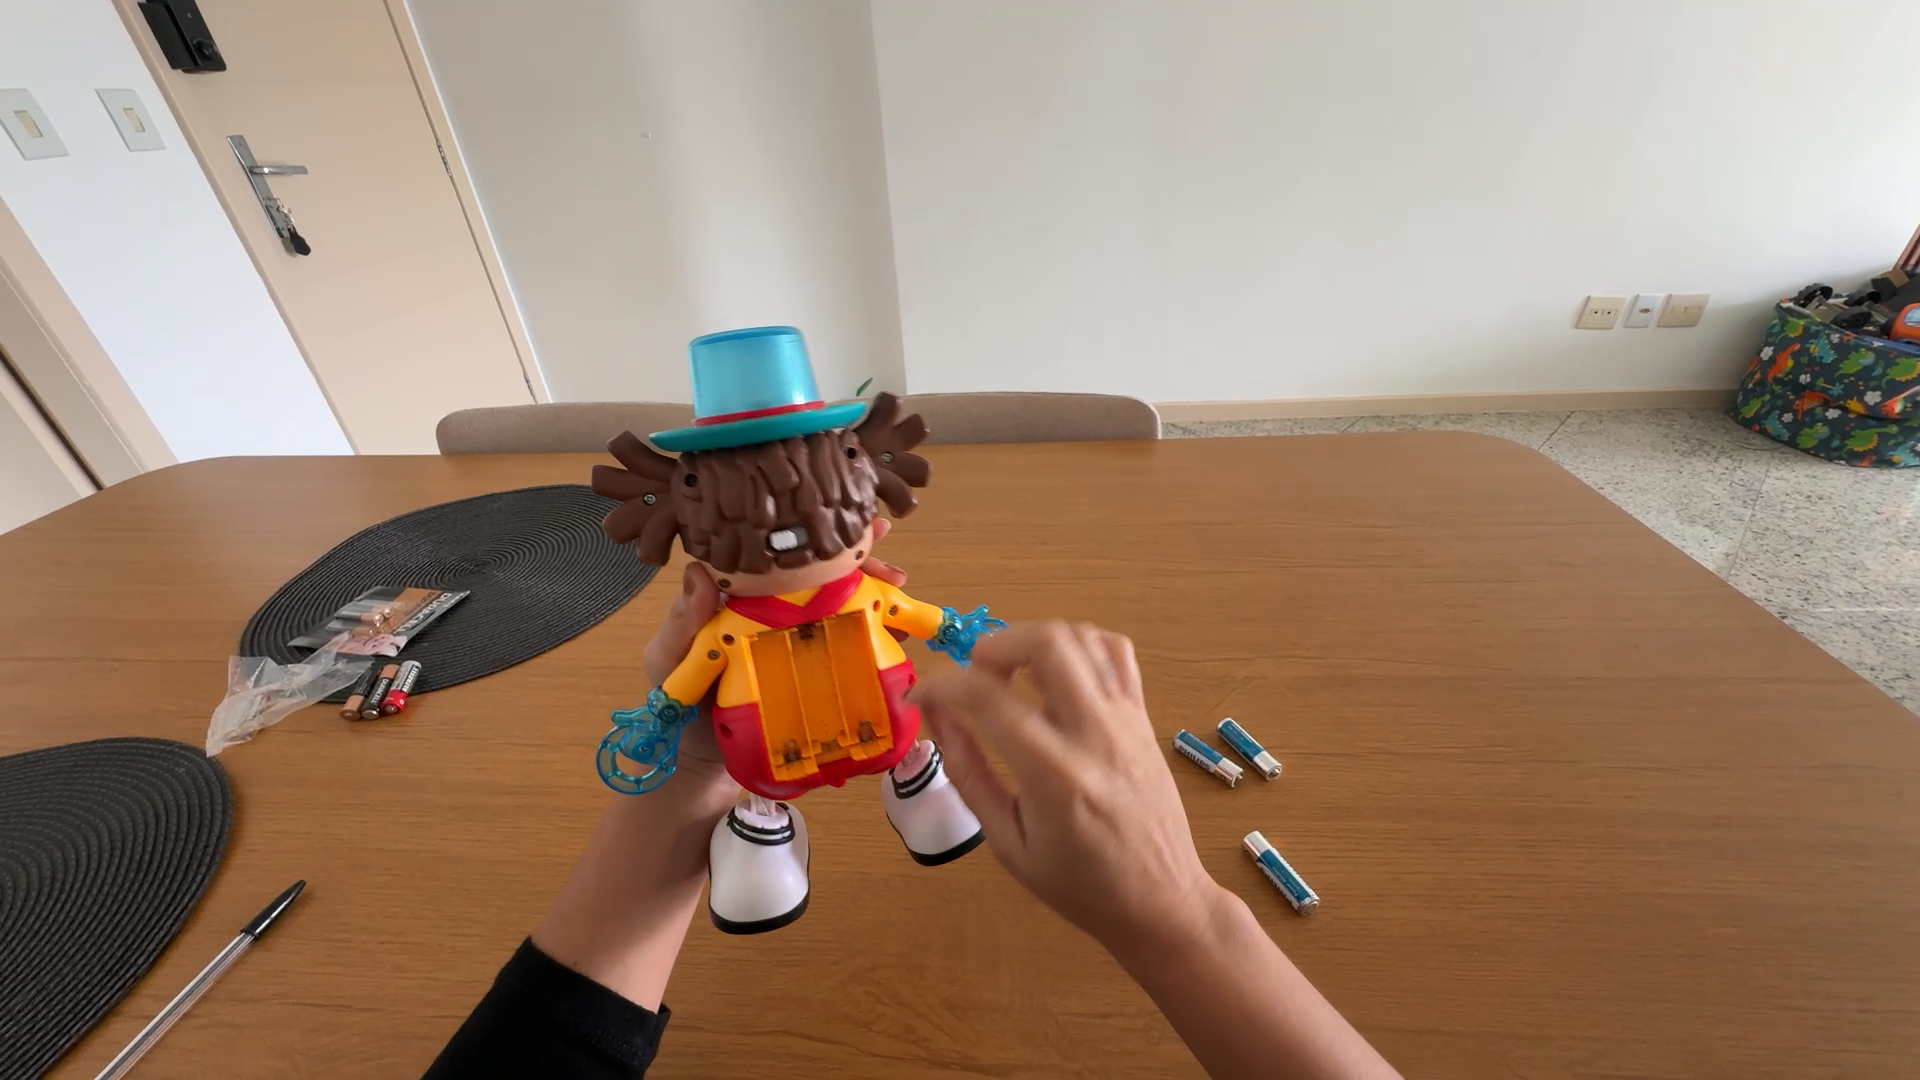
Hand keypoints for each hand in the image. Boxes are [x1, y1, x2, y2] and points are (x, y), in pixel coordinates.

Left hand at [641, 521, 906, 788]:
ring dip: (875, 591)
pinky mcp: (817, 667)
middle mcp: (777, 608)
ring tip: (900, 590)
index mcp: (744, 595)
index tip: (845, 527)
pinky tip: (899, 628)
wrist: (703, 761)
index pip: (781, 556)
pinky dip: (876, 632)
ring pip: (842, 601)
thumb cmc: (681, 703)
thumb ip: (685, 621)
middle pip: (822, 573)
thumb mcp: (671, 658)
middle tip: (891, 570)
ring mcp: (800, 637)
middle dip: (860, 562)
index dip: (812, 538)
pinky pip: (850, 642)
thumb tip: (700, 571)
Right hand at [910, 621, 1218, 950]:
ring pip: (1081, 636)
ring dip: (1033, 641)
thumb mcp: (1006, 842)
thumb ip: (966, 772)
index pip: (988, 698)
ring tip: (1014, 675)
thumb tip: (936, 714)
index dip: (940, 684)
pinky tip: (1058, 674)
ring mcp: (1125, 718)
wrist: (1161, 902)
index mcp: (1055, 776)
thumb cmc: (1077, 885)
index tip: (919, 695)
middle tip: (976, 676)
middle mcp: (1095, 733)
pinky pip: (1115, 650)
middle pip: (1046, 642)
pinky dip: (1078, 645)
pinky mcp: (1143, 714)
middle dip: (995, 644)